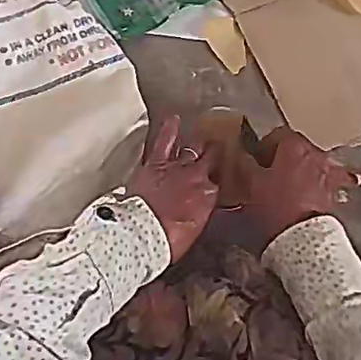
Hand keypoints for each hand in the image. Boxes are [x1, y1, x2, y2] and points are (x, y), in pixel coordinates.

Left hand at [126, 116, 219, 262]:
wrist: (143, 234)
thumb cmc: (168, 240)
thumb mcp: (194, 229)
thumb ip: (201, 213)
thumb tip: (204, 209)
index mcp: (208, 196)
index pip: (217, 183)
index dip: (216, 180)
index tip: (217, 177)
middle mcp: (197, 177)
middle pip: (211, 159)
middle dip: (214, 153)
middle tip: (218, 147)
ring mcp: (176, 167)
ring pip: (193, 148)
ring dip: (198, 143)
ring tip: (204, 136)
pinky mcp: (156, 163)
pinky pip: (165, 141)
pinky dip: (169, 129)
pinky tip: (174, 119)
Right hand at [243, 127, 357, 245]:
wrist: (303, 238)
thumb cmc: (277, 207)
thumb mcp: (252, 184)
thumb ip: (246, 165)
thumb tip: (242, 155)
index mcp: (295, 147)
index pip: (278, 134)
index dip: (264, 145)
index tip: (256, 157)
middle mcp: (316, 156)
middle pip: (297, 148)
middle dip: (283, 157)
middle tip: (268, 172)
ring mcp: (328, 174)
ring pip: (310, 165)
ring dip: (299, 171)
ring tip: (285, 187)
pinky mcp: (334, 193)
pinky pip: (321, 183)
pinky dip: (311, 187)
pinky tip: (300, 200)